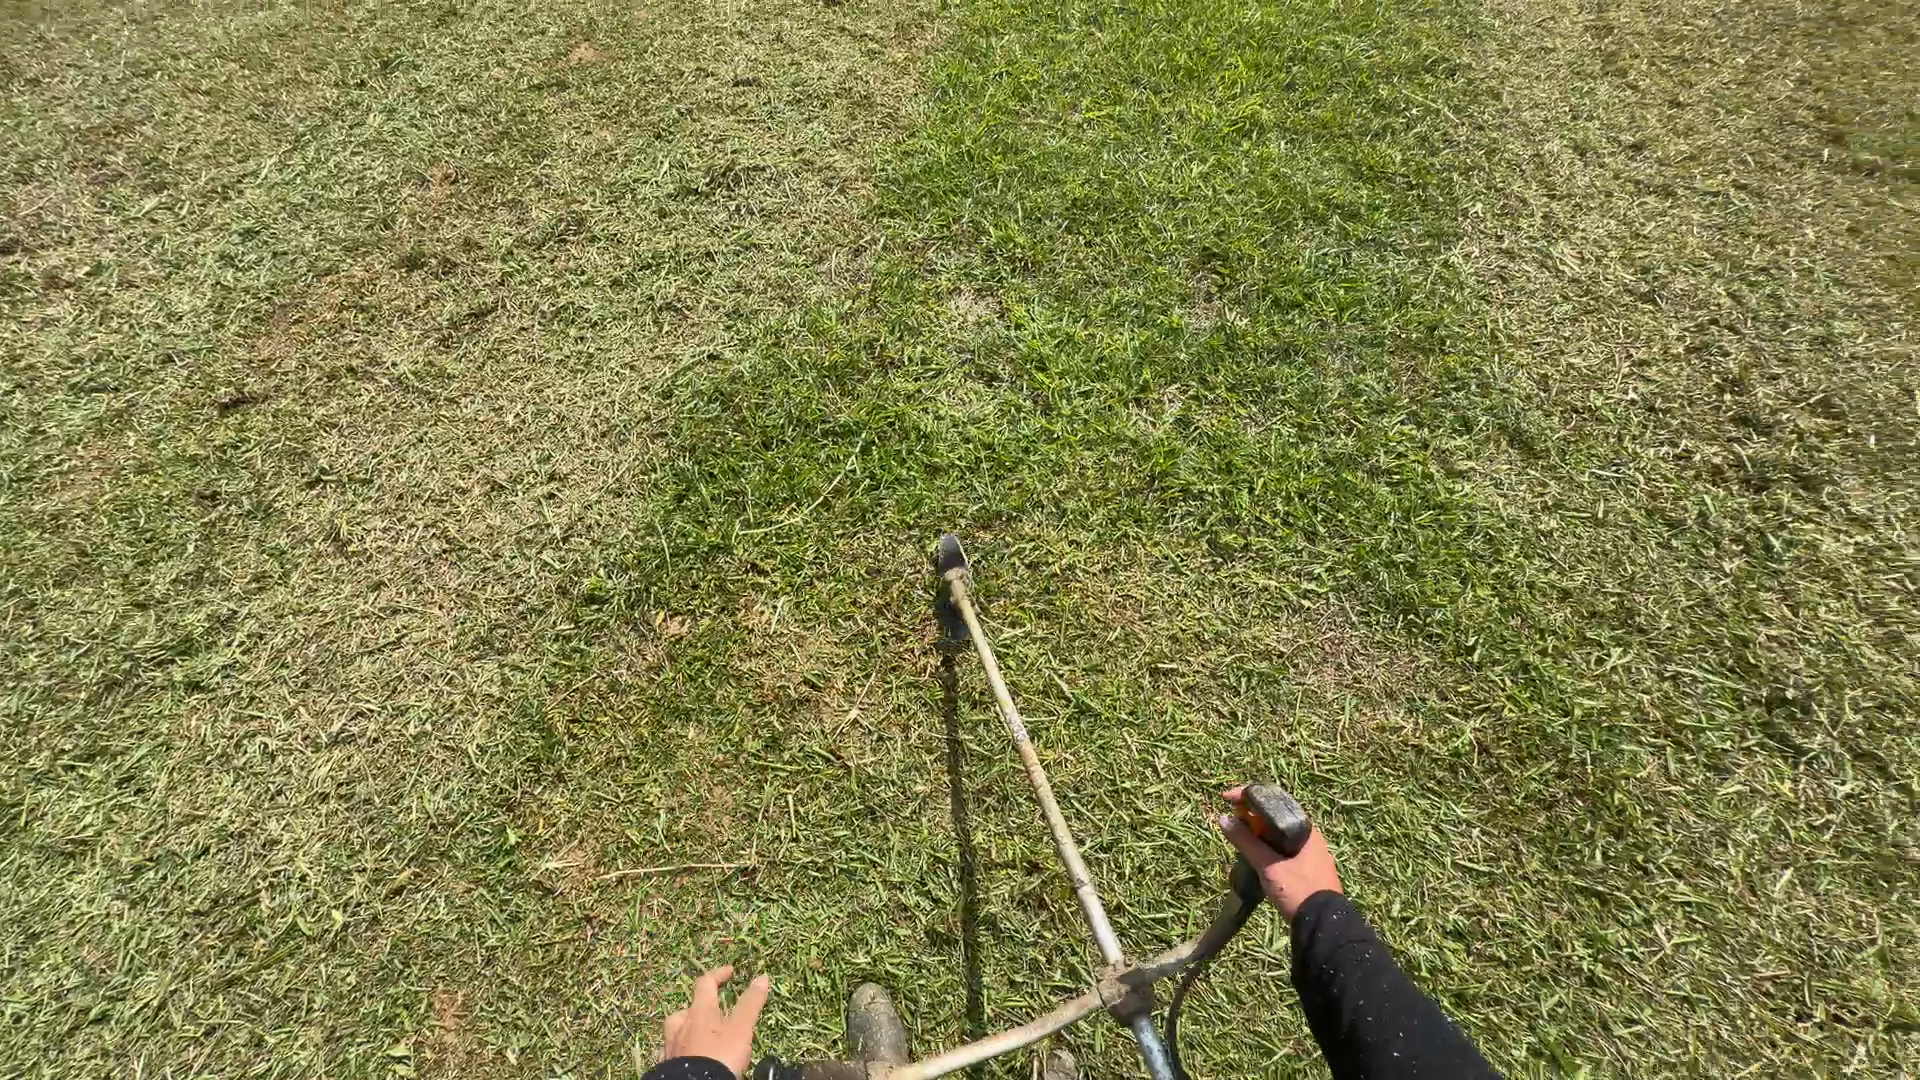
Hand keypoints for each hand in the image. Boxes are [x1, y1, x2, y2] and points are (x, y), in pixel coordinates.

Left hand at [660, 964, 771, 1077]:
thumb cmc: (720, 1057)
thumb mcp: (741, 1029)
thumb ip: (751, 1003)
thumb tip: (762, 976)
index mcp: (699, 1012)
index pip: (706, 983)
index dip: (718, 974)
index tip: (730, 972)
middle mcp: (680, 1027)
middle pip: (685, 1009)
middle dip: (698, 1007)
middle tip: (712, 1013)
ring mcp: (670, 1049)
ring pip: (674, 1032)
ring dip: (686, 1030)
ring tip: (699, 1038)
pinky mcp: (666, 1069)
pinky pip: (670, 1054)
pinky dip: (679, 1052)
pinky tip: (688, 1058)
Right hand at [1218, 787, 1341, 920]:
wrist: (1325, 929)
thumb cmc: (1299, 891)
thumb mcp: (1269, 866)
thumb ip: (1246, 842)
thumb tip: (1224, 818)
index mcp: (1306, 831)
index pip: (1275, 802)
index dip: (1249, 797)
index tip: (1228, 798)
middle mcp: (1309, 839)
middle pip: (1274, 818)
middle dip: (1250, 817)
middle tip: (1232, 820)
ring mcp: (1308, 855)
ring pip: (1276, 835)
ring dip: (1256, 834)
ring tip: (1238, 838)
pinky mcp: (1305, 871)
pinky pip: (1280, 850)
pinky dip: (1263, 849)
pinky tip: (1252, 857)